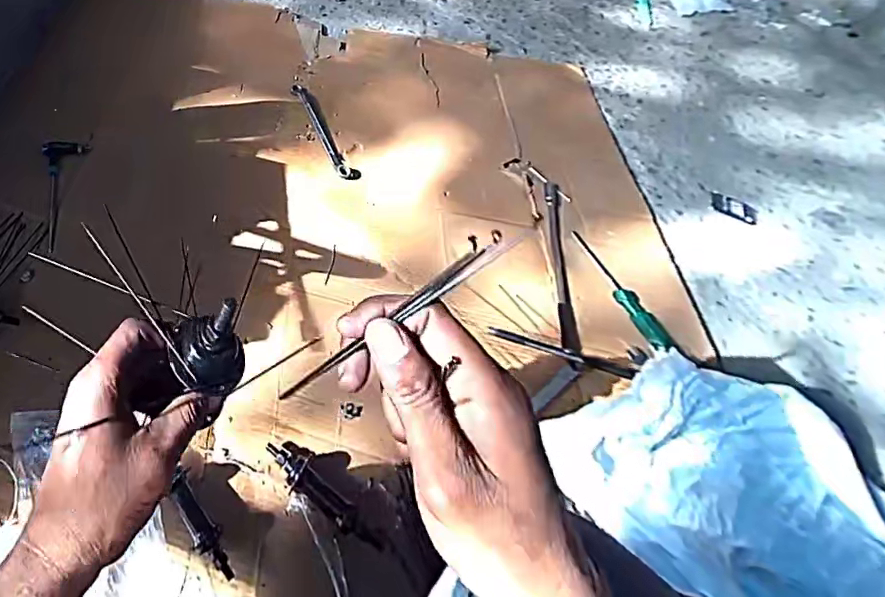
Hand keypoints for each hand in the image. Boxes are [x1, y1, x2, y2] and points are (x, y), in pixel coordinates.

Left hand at [0, 319, 207, 595]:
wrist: (64, 544)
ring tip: (183, 407)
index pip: (132, 331)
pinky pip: (120, 400)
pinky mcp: (88, 427)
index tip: (185, 355)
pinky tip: (164, 426)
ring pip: (128, 378)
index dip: (164, 337)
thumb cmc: (94, 505)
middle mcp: (87, 388)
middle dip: (167, 367)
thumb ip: (185, 417)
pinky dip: (145, 404)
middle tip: (193, 384)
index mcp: (97, 382)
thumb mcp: (155, 455)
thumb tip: (206, 397)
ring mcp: (85, 407)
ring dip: (158, 388)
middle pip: (132, 354)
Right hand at [336, 298, 604, 596]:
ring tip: (402, 437)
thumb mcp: (442, 467)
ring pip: (419, 362)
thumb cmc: (497, 539)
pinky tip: (413, 443)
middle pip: (421, 333)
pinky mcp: (477, 416)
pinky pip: (430, 390)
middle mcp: (489, 383)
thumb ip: (413, 394)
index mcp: (487, 387)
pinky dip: (408, 410)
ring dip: (395, 391)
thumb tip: (383, 330)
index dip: (383, 315)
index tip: (347, 334)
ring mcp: (484, 399)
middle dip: (381, 354)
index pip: (429, 316)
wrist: (537, 587)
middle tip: (353, 380)